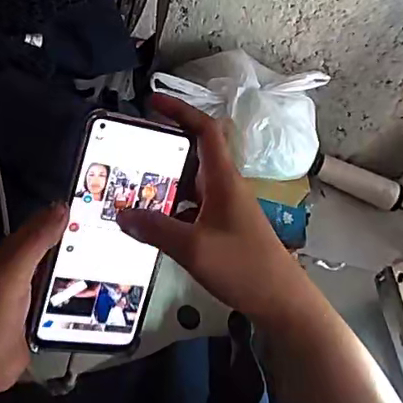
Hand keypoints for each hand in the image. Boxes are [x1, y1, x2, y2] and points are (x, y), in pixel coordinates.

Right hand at [116, 95, 321, 328]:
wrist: (281, 300)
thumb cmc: (244, 267)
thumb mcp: (193, 248)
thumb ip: (156, 229)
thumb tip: (121, 215)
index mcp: (223, 179)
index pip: (204, 130)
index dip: (180, 110)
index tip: (152, 102)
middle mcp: (225, 186)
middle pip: (193, 153)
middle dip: (162, 148)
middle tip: (129, 152)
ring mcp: (225, 206)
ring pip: (190, 182)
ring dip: (164, 181)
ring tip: (130, 186)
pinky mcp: (224, 226)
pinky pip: (192, 206)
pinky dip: (171, 207)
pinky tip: (151, 222)